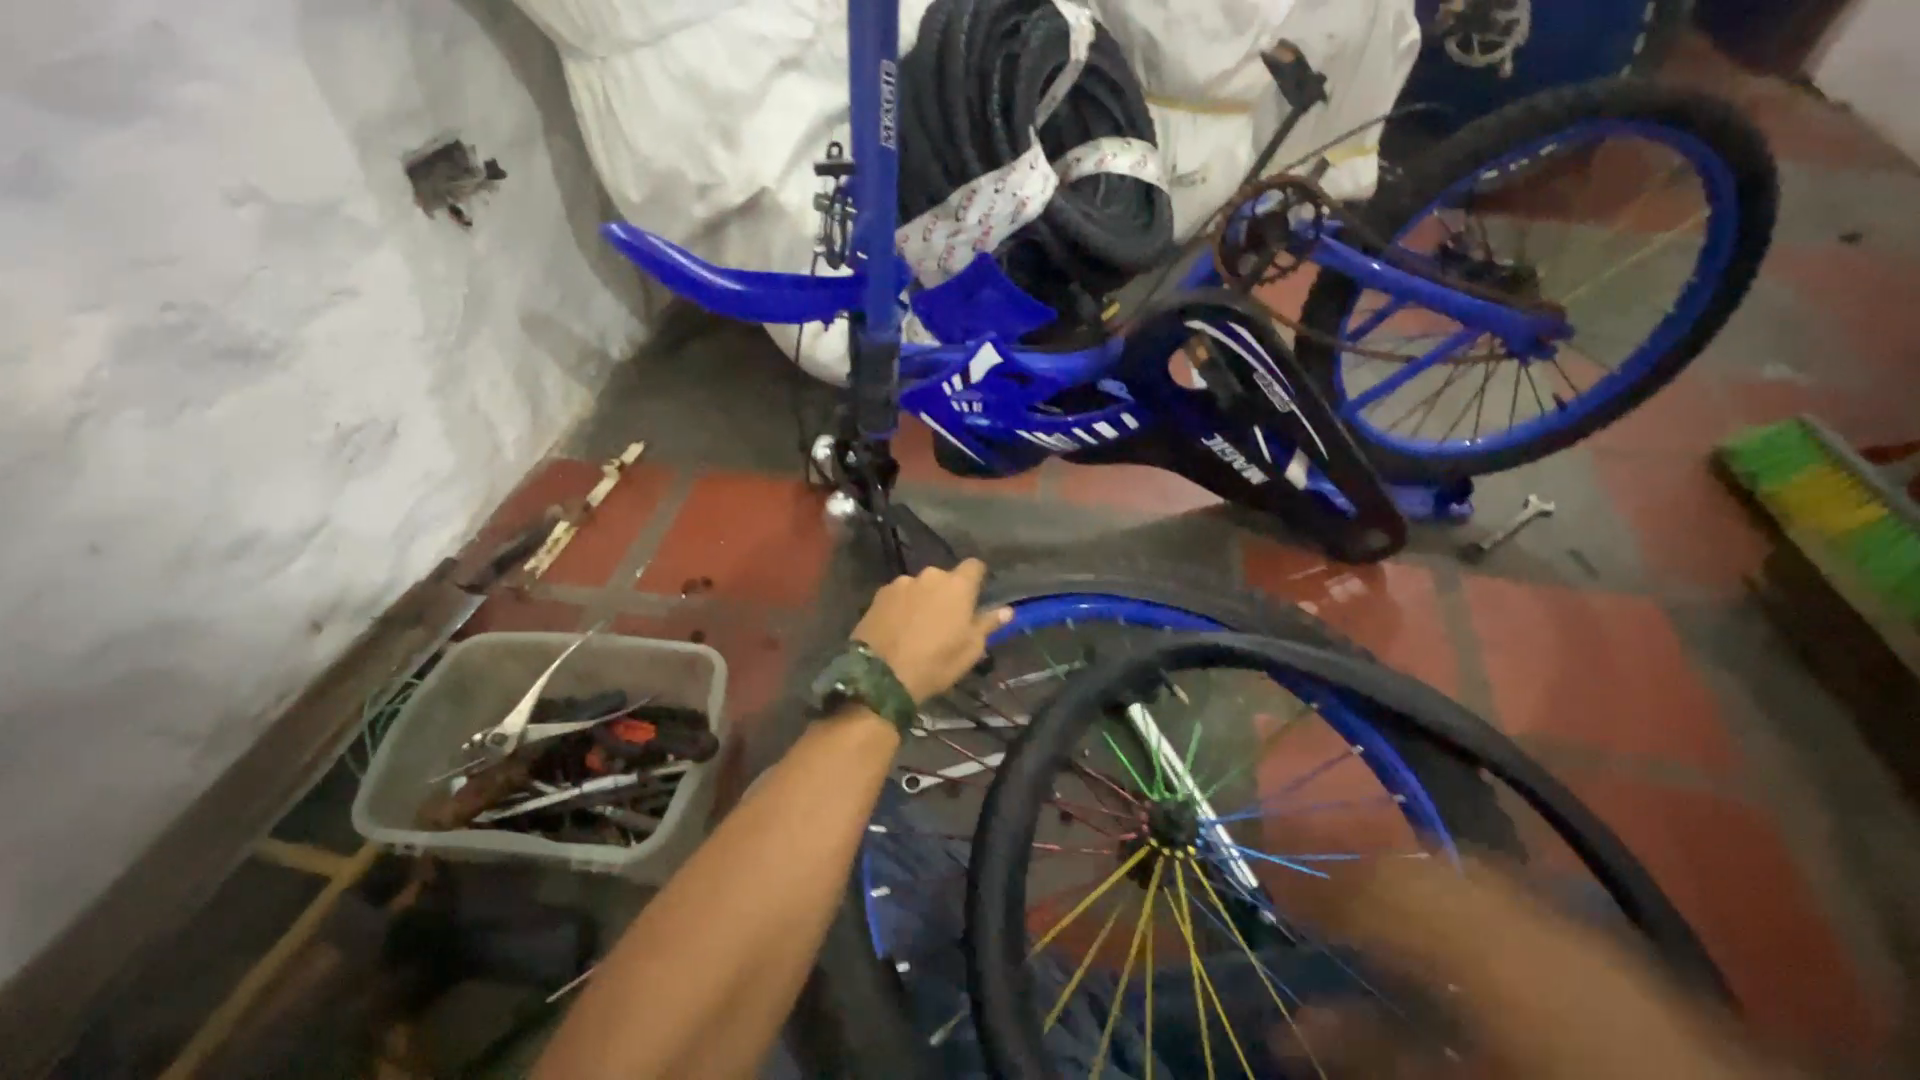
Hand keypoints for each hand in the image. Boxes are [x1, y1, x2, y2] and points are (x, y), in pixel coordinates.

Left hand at [850, 559, 1012, 703]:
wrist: (881, 675)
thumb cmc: (936, 663)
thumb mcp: (970, 649)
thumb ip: (987, 624)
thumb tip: (1006, 610)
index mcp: (957, 585)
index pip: (974, 566)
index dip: (976, 578)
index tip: (975, 595)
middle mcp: (929, 576)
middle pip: (944, 578)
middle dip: (946, 593)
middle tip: (946, 619)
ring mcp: (901, 583)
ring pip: (919, 587)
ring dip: (922, 599)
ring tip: (917, 626)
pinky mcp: (878, 595)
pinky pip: (898, 596)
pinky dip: (901, 606)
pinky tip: (897, 628)